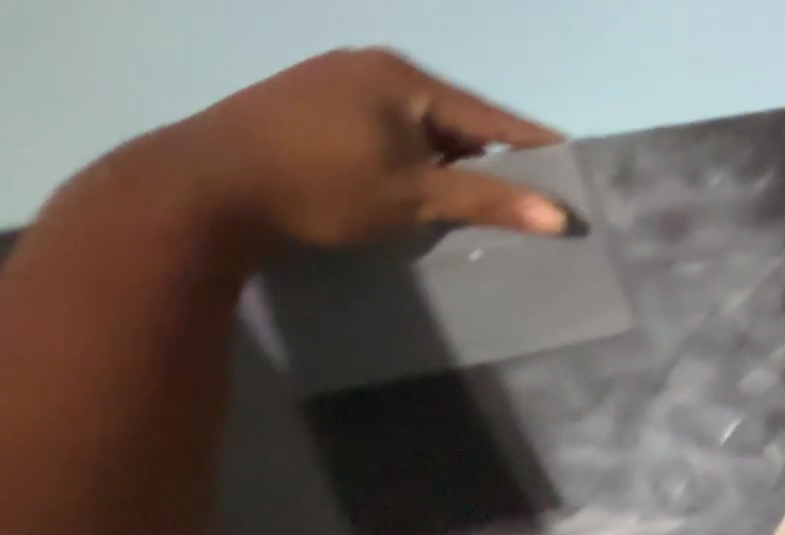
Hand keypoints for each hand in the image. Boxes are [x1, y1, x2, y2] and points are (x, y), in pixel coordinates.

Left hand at [158, 48, 568, 247]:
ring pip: (428, 127)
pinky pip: (395, 130)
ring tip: (490, 200)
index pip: (494, 120)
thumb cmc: (322, 187)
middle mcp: (375, 68)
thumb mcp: (416, 197)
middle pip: (462, 120)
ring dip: (459, 162)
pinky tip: (430, 186)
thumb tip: (562, 216)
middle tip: (539, 198)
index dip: (539, 150)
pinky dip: (422, 158)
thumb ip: (492, 201)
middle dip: (500, 159)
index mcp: (404, 78)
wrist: (205, 188)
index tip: (580, 175)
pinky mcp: (318, 106)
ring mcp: (341, 82)